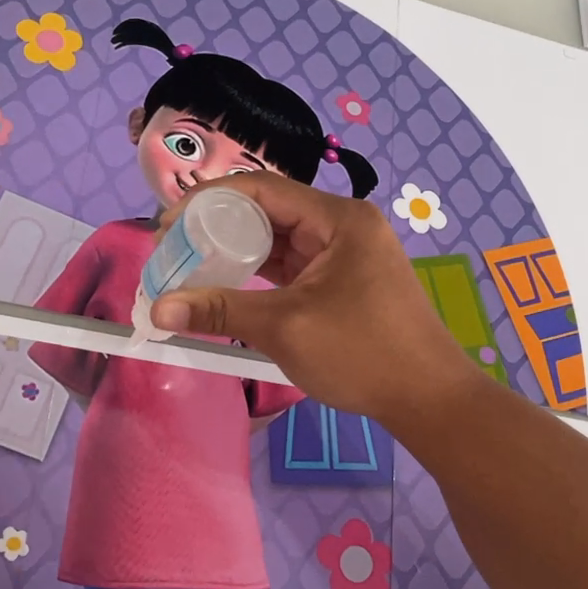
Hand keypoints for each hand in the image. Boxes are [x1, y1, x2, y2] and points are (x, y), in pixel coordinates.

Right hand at [151, 173, 483, 424]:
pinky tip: (228, 287)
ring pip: (280, 242)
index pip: (262, 189)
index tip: (168, 225)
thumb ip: (220, 311)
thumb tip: (159, 309)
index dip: (209, 201)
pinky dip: (260, 276)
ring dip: (238, 255)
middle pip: (270, 213)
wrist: (428, 399)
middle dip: (219, 230)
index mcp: (339, 219)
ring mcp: (347, 256)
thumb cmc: (361, 354)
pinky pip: (293, 268)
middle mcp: (344, 226)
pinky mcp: (344, 283)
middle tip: (175, 250)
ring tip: (192, 269)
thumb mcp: (284, 328)